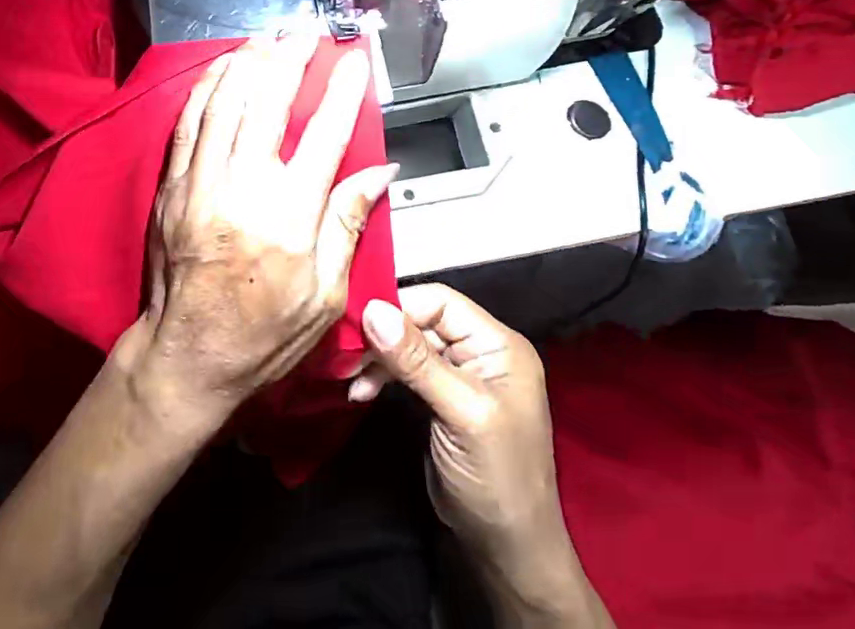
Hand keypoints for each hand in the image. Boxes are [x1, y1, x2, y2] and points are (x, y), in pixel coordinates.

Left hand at [114, 35, 397, 429]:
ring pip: (223, 104)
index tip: (354, 62)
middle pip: (266, 105)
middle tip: (307, 35)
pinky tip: (223, 67)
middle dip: (290, 60)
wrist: (185, 360)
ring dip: (248, 63)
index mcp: (288, 219)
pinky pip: (188, 124)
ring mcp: (199, 186)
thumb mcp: (327, 294)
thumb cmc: (265, 333)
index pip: (324, 137)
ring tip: (269, 38)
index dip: (342, 93)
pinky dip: (207, 88)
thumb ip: (348, 223)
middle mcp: (241, 191)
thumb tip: (378, 173)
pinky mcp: (171, 190)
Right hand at [353, 285, 611, 625]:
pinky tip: (361, 393)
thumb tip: (372, 309)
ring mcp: (462, 378)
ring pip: (412, 348)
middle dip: (385, 336)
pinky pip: (409, 375)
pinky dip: (384, 379)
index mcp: (499, 344)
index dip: (400, 307)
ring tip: (351, 382)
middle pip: (424, 323)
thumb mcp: (461, 413)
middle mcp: (481, 352)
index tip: (357, 322)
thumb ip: (418, 361)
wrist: (508, 549)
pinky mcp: (442, 402)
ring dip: (380, 360)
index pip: (443, 303)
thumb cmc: (497, 475)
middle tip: (346, 357)